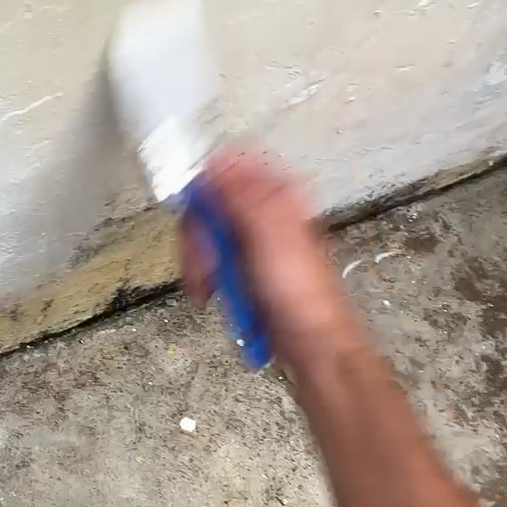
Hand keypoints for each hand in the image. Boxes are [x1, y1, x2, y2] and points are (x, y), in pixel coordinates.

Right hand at [180, 148, 352, 349]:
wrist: (309, 341)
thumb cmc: (299, 296)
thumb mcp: (269, 237)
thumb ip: (243, 197)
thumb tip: (216, 164)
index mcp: (275, 196)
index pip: (227, 167)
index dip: (204, 189)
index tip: (197, 218)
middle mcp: (262, 214)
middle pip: (208, 205)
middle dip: (198, 237)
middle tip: (205, 265)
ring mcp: (250, 241)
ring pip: (204, 236)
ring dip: (198, 264)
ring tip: (208, 288)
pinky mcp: (241, 267)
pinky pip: (208, 261)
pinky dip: (204, 278)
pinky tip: (212, 294)